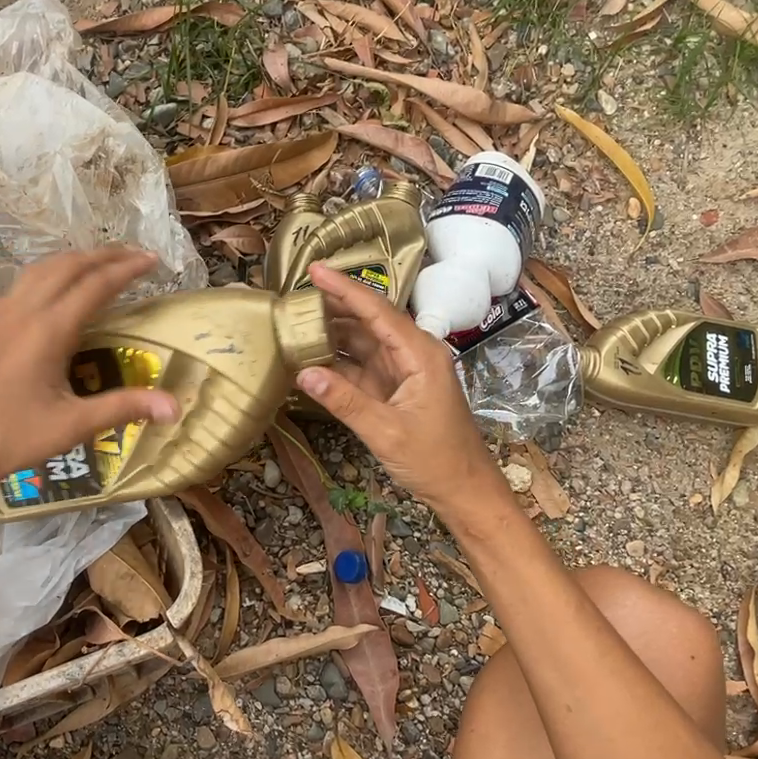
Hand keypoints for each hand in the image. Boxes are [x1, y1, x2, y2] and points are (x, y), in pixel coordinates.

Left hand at [0, 246, 179, 500]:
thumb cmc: (11, 438)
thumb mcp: (73, 425)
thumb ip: (124, 408)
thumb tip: (175, 407)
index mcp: (49, 329)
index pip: (96, 285)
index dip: (128, 269)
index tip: (154, 261)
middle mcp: (24, 311)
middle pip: (68, 266)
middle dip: (104, 256)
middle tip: (135, 256)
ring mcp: (1, 317)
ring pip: (41, 269)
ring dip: (75, 260)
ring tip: (100, 263)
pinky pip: (24, 284)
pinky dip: (50, 273)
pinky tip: (55, 290)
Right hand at [295, 262, 503, 514]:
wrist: (463, 489)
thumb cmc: (435, 459)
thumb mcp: (386, 432)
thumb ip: (344, 401)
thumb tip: (303, 373)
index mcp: (420, 354)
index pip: (376, 312)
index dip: (344, 289)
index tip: (314, 269)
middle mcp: (412, 355)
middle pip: (369, 321)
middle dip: (334, 306)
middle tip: (294, 296)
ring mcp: (402, 372)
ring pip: (362, 343)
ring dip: (332, 334)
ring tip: (295, 322)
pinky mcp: (394, 390)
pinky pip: (361, 367)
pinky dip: (336, 362)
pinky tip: (310, 358)